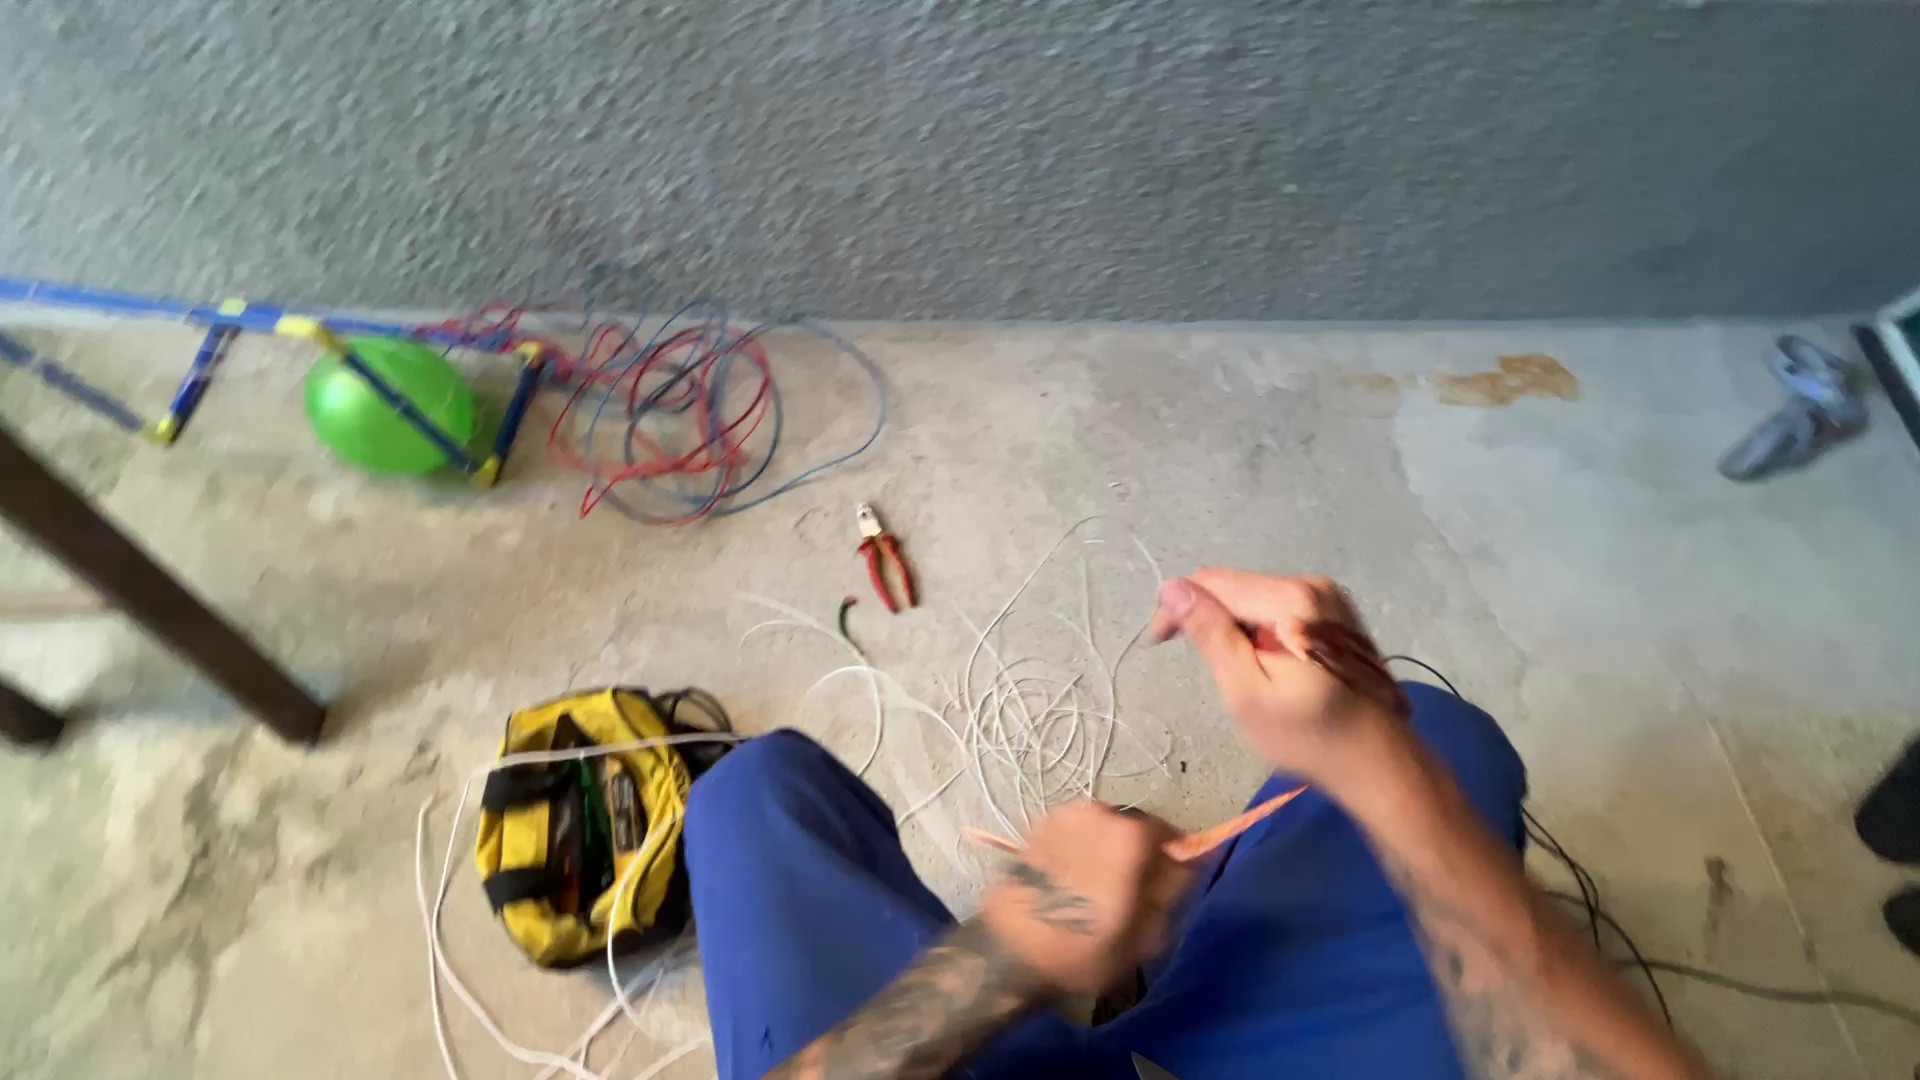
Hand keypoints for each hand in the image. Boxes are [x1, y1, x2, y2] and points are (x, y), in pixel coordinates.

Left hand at [977, 800, 1186, 996]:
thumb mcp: (1145, 935)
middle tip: (1136, 886)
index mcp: (1130, 834)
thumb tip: (1185, 867)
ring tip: (1102, 884)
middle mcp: (1099, 812)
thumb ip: (1171, 892)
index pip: (1169, 835)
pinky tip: (1075, 877)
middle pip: (1134, 827)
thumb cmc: (1083, 948)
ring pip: (1103, 827)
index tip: (1171, 880)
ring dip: (1109, 847)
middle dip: (1140, 851)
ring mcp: (1065, 813)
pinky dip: (1083, 846)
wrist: (1011, 947)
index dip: (1174, 858)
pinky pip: (1076, 831)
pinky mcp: (1040, 823)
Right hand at [1149, 568, 1406, 784]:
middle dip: (1206, 617)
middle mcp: (1311, 585)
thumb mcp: (1246, 690)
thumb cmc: (1307, 735)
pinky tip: (1262, 662)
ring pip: (1250, 596)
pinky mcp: (1332, 612)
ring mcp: (1326, 596)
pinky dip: (1255, 629)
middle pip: (1232, 586)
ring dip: (1230, 625)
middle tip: (1203, 664)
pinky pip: (1273, 606)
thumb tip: (1170, 588)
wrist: (1378, 762)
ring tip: (1234, 668)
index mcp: (1291, 600)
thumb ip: (1210, 634)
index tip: (1160, 643)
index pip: (1211, 582)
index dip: (1178, 607)